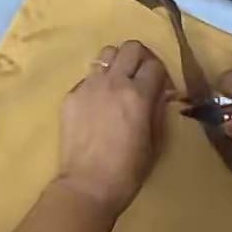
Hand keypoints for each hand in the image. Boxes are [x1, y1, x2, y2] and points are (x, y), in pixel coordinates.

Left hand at [55, 40, 172, 214]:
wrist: (87, 184)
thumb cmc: (128, 170)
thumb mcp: (155, 142)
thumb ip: (157, 110)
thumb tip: (160, 92)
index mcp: (138, 94)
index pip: (154, 65)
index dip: (160, 73)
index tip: (160, 85)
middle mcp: (113, 82)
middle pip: (130, 47)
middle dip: (140, 57)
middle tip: (140, 74)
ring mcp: (89, 85)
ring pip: (106, 54)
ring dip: (116, 63)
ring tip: (118, 83)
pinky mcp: (71, 94)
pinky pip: (88, 77)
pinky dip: (97, 84)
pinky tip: (97, 104)